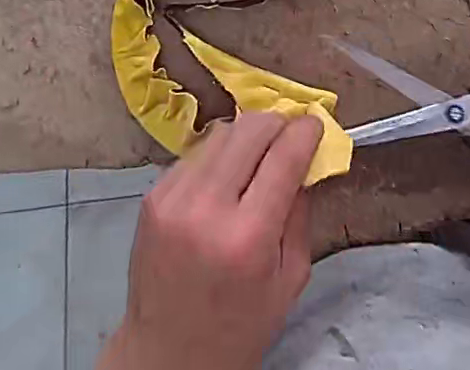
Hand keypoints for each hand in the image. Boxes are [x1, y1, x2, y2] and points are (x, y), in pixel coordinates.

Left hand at [99, 112, 321, 369]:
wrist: (163, 358)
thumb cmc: (239, 324)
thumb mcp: (291, 275)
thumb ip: (301, 210)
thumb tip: (308, 155)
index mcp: (248, 236)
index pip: (286, 153)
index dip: (307, 130)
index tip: (316, 125)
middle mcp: (206, 210)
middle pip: (252, 128)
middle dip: (279, 123)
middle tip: (290, 137)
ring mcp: (173, 200)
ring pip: (224, 131)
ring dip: (248, 136)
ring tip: (258, 157)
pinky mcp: (152, 198)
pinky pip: (198, 151)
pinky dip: (220, 154)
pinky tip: (226, 179)